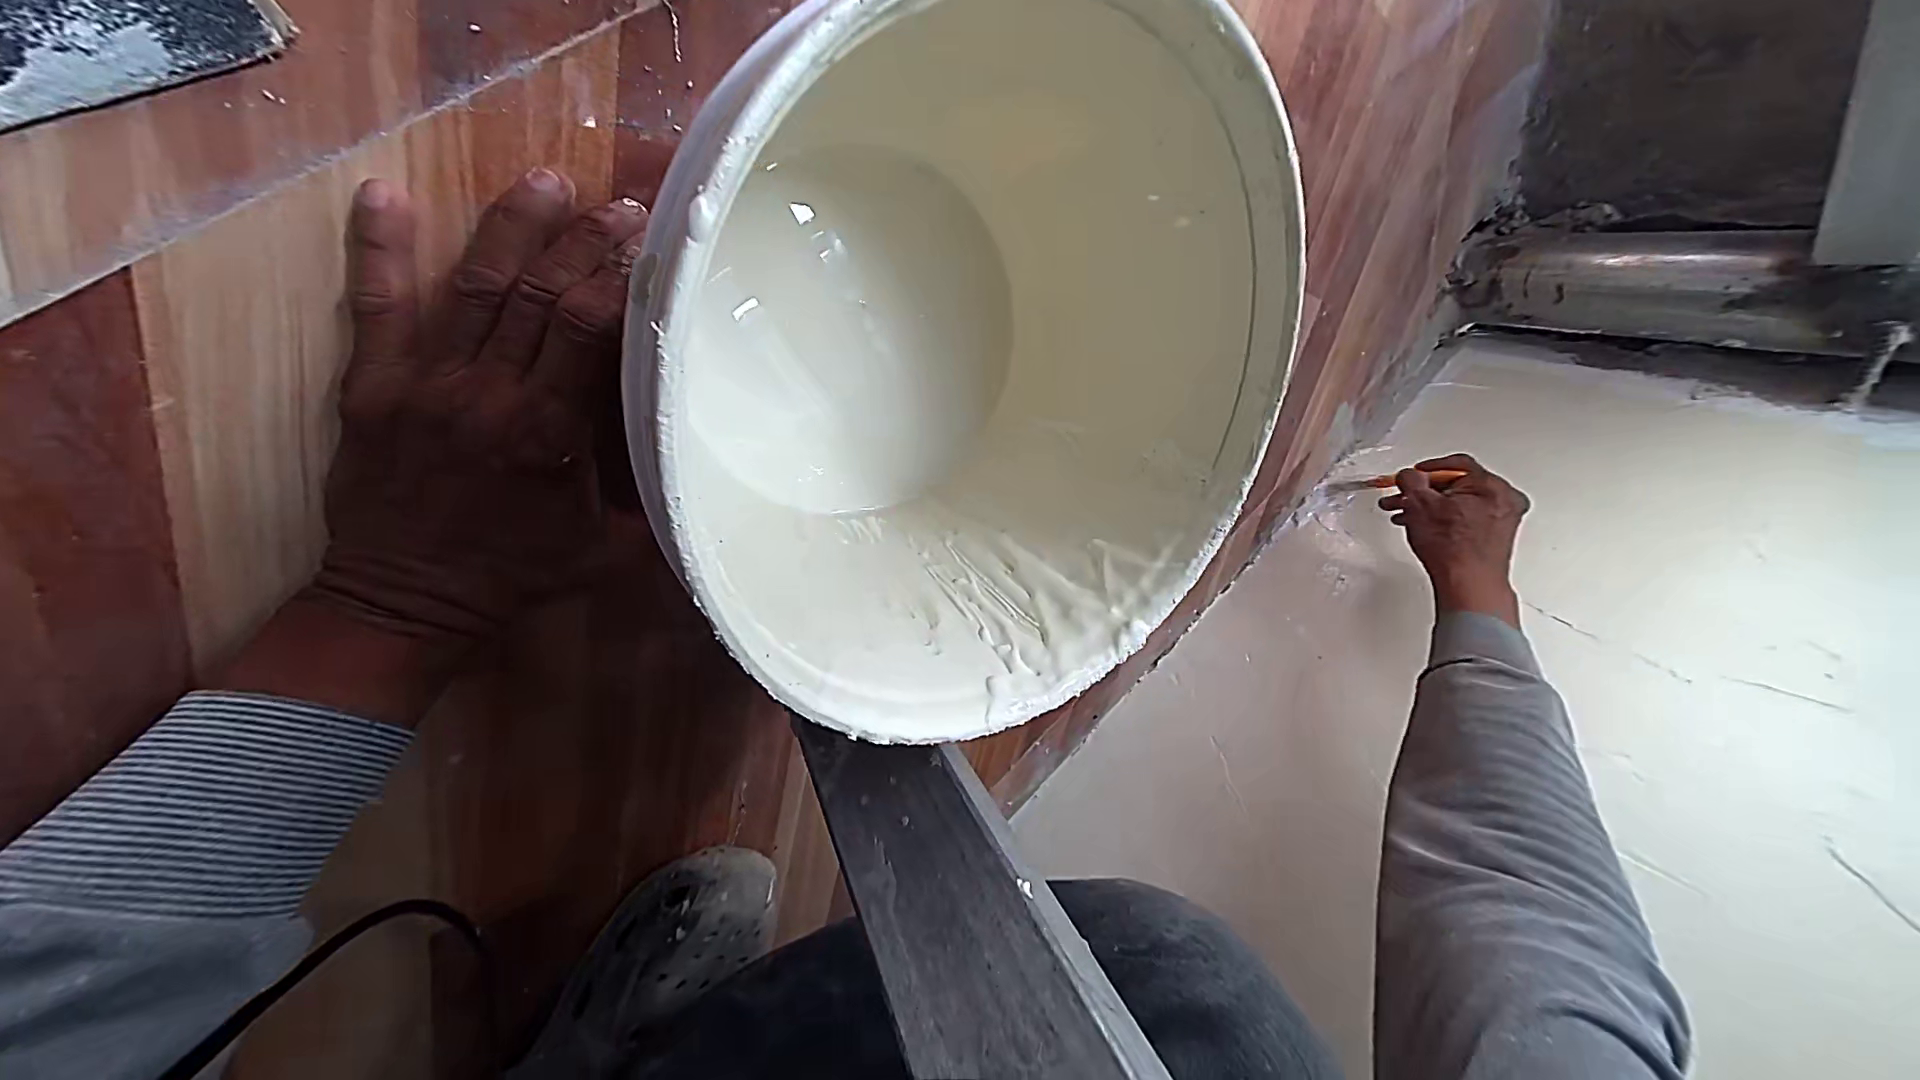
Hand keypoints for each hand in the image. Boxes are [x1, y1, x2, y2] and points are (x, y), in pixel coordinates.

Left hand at [215, 169, 649, 724]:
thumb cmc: (518, 574)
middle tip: (616, 205)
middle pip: (538, 294)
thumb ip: (650, 503)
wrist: (404, 598)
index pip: (585, 332)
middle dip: (582, 241)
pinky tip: (386, 196)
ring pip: (473, 287)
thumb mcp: (609, 550)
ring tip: (545, 183)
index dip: (615, 281)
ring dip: (512, 229)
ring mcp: (423, 381)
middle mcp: (486, 392)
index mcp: (547, 431)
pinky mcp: (372, 385)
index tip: (646, 247)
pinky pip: (376, 306)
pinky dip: (379, 249)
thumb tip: (698, 467)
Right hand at [1378, 454, 1529, 627]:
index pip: (1456, 465)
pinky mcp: (1495, 534)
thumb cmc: (1453, 548)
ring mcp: (1502, 518)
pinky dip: (1444, 518)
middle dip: (1424, 491)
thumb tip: (1409, 475)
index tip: (1414, 473)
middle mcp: (1504, 499)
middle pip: (1456, 485)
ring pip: (1459, 502)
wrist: (1467, 581)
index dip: (1428, 468)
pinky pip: (1466, 516)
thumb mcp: (1418, 504)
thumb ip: (1411, 481)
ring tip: (1405, 514)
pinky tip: (1424, 526)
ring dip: (1429, 506)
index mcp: (1491, 486)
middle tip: (1404, 495)